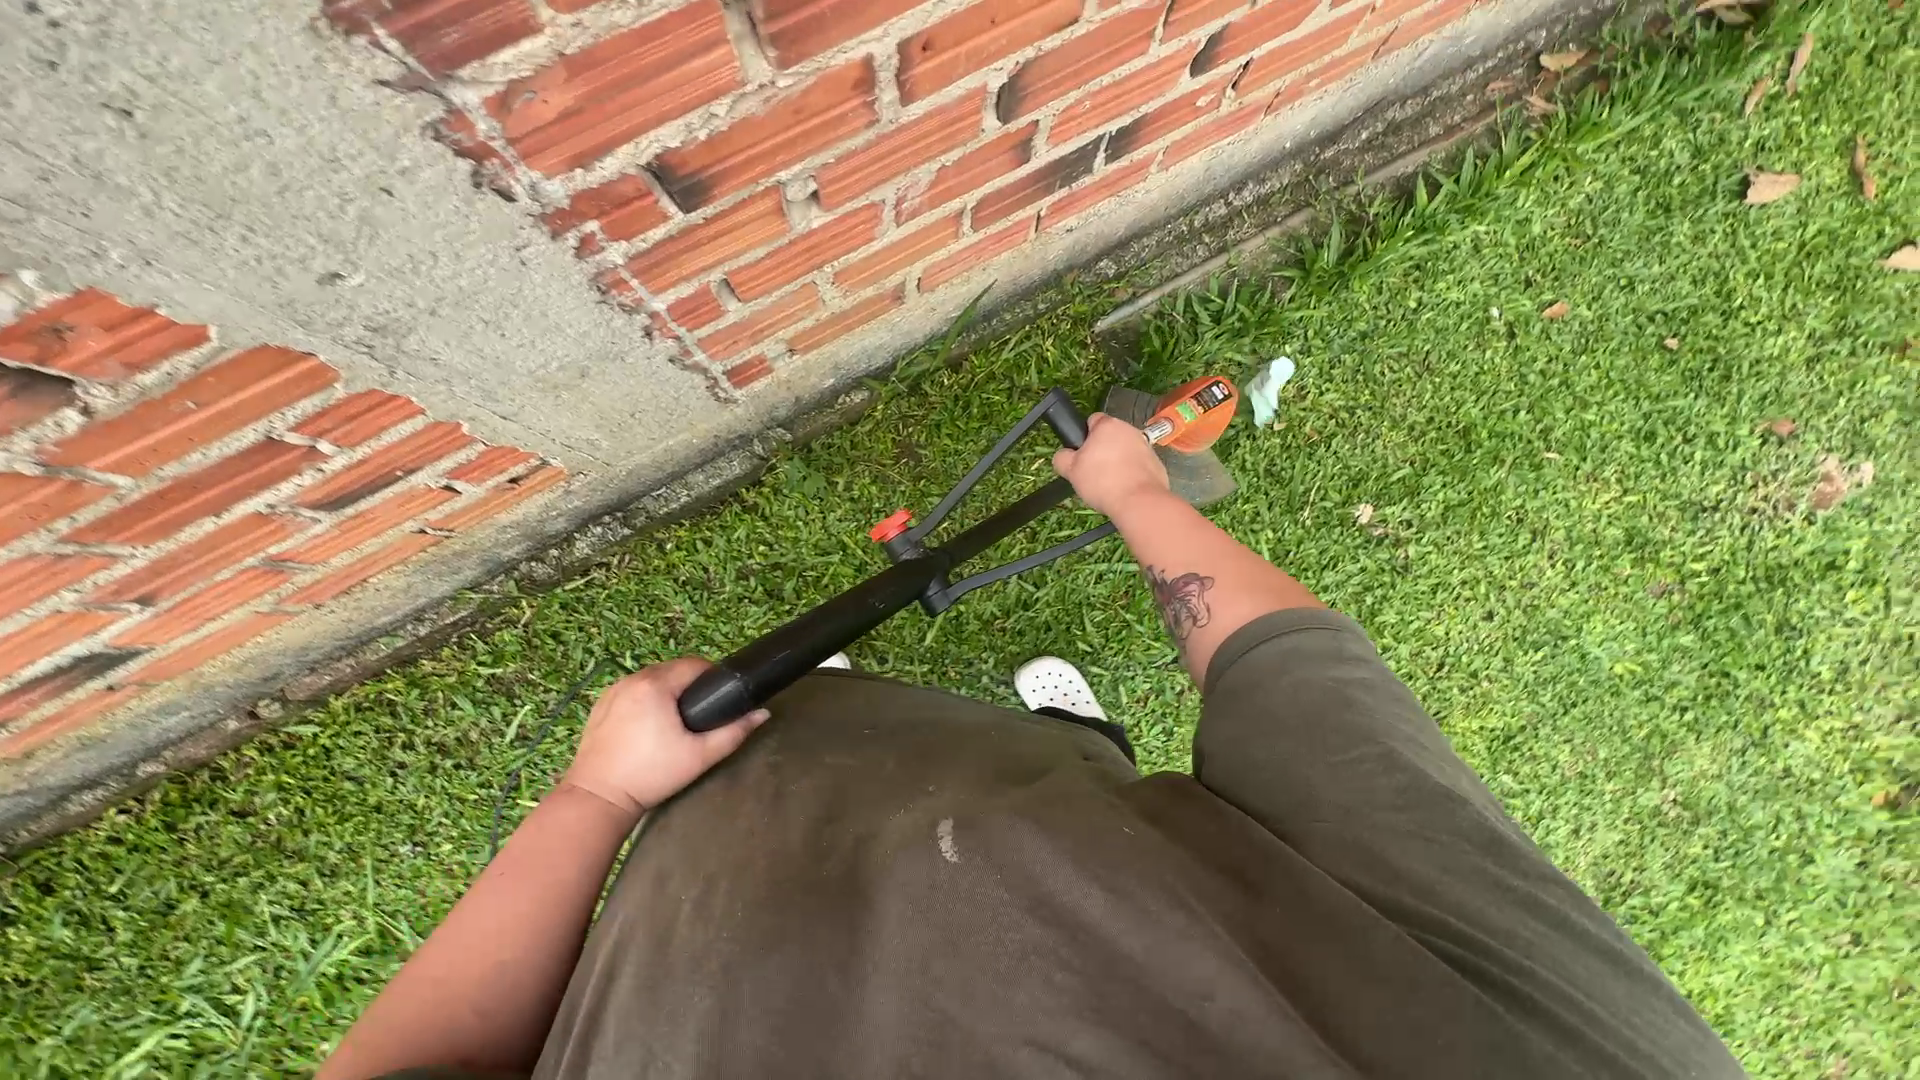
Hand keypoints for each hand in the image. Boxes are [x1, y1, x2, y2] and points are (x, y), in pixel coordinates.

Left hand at [560, 657, 767, 821]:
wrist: (598, 798)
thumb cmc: (652, 774)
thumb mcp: (700, 756)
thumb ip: (734, 732)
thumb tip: (762, 713)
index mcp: (656, 685)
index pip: (694, 664)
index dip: (713, 677)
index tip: (720, 699)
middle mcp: (632, 679)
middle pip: (672, 669)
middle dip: (690, 685)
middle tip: (701, 714)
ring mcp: (613, 691)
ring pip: (652, 679)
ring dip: (668, 690)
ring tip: (677, 719)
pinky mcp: (600, 705)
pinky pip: (633, 690)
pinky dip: (646, 699)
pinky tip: (650, 725)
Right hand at [1052, 412, 1171, 516]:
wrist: (1138, 501)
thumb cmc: (1103, 482)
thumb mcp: (1070, 471)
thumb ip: (1062, 457)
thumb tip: (1064, 455)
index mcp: (1108, 425)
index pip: (1092, 420)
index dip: (1085, 437)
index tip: (1082, 455)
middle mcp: (1129, 429)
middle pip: (1110, 436)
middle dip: (1101, 450)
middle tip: (1092, 472)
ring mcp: (1145, 445)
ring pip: (1124, 450)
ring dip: (1117, 461)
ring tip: (1109, 484)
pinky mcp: (1156, 462)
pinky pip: (1138, 464)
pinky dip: (1131, 472)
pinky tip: (1124, 488)